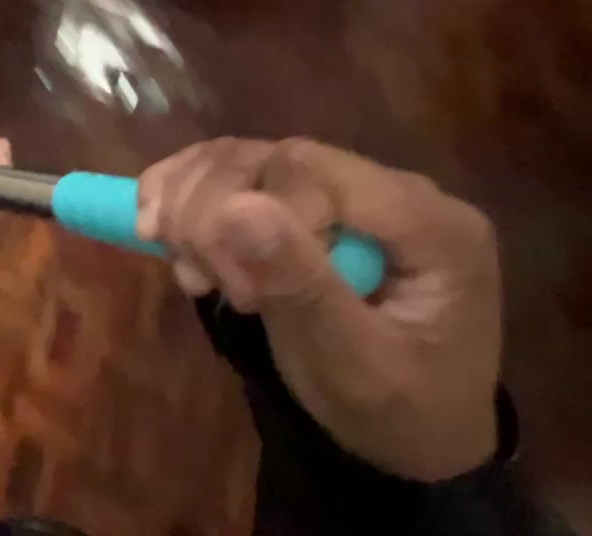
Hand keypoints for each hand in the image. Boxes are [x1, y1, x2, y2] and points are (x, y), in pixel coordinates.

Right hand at [137, 138, 502, 480]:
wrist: (404, 435)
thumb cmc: (391, 407)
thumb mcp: (351, 363)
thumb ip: (301, 285)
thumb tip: (237, 209)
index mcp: (432, 225)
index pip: (310, 174)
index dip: (246, 210)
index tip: (233, 290)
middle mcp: (391, 189)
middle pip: (271, 159)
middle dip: (210, 211)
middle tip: (197, 279)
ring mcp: (343, 187)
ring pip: (238, 157)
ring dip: (186, 204)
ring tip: (184, 267)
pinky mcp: (300, 194)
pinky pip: (226, 167)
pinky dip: (180, 193)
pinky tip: (159, 230)